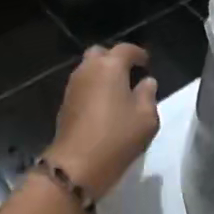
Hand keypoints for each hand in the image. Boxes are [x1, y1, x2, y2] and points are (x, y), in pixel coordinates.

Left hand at [45, 44, 159, 199]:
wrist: (76, 164)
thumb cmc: (117, 137)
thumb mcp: (146, 117)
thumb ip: (148, 94)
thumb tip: (146, 82)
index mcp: (110, 66)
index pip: (126, 49)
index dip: (138, 54)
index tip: (147, 64)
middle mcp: (88, 69)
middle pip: (101, 54)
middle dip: (115, 59)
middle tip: (129, 74)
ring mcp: (73, 85)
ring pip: (88, 69)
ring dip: (102, 74)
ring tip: (118, 91)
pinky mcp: (65, 102)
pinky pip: (82, 85)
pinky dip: (93, 87)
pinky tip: (104, 105)